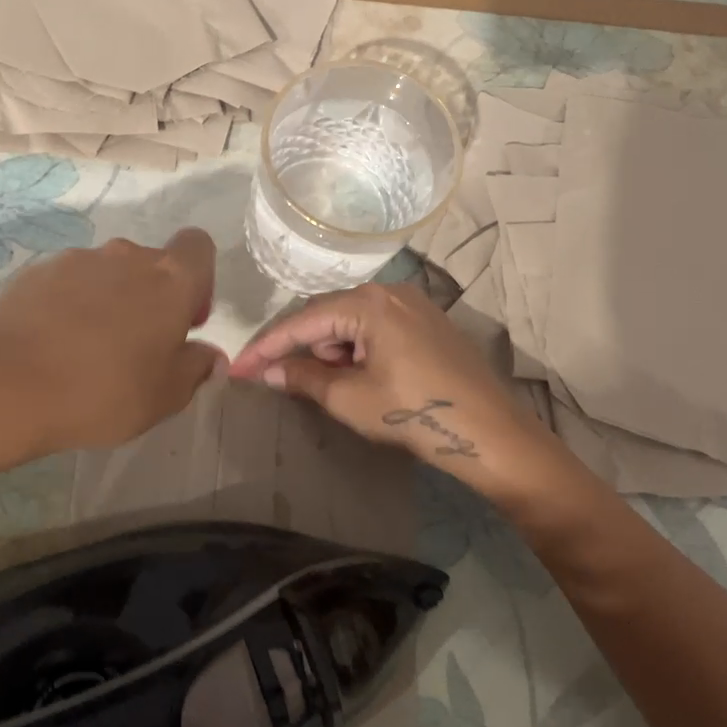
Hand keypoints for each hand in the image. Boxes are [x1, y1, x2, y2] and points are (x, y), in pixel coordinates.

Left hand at [0, 229, 222, 452]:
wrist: (7, 386)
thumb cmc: (103, 392)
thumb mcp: (165, 397)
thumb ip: (195, 369)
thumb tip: (207, 355)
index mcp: (169, 279)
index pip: (198, 247)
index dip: (198, 281)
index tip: (183, 322)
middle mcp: (126, 256)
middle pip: (150, 264)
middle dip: (150, 297)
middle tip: (136, 346)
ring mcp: (75, 260)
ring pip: (106, 274)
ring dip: (108, 300)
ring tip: (87, 350)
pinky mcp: (34, 272)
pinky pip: (66, 284)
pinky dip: (68, 306)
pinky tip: (53, 346)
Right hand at [228, 283, 544, 480]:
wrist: (490, 433)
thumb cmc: (414, 412)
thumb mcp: (349, 398)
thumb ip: (302, 378)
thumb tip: (266, 371)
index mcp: (369, 303)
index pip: (302, 321)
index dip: (265, 347)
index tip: (237, 368)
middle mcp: (391, 292)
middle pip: (326, 316)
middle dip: (302, 349)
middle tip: (282, 382)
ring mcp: (414, 306)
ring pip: (352, 323)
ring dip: (333, 353)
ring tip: (339, 389)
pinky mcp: (428, 324)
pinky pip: (376, 329)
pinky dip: (358, 351)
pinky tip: (363, 379)